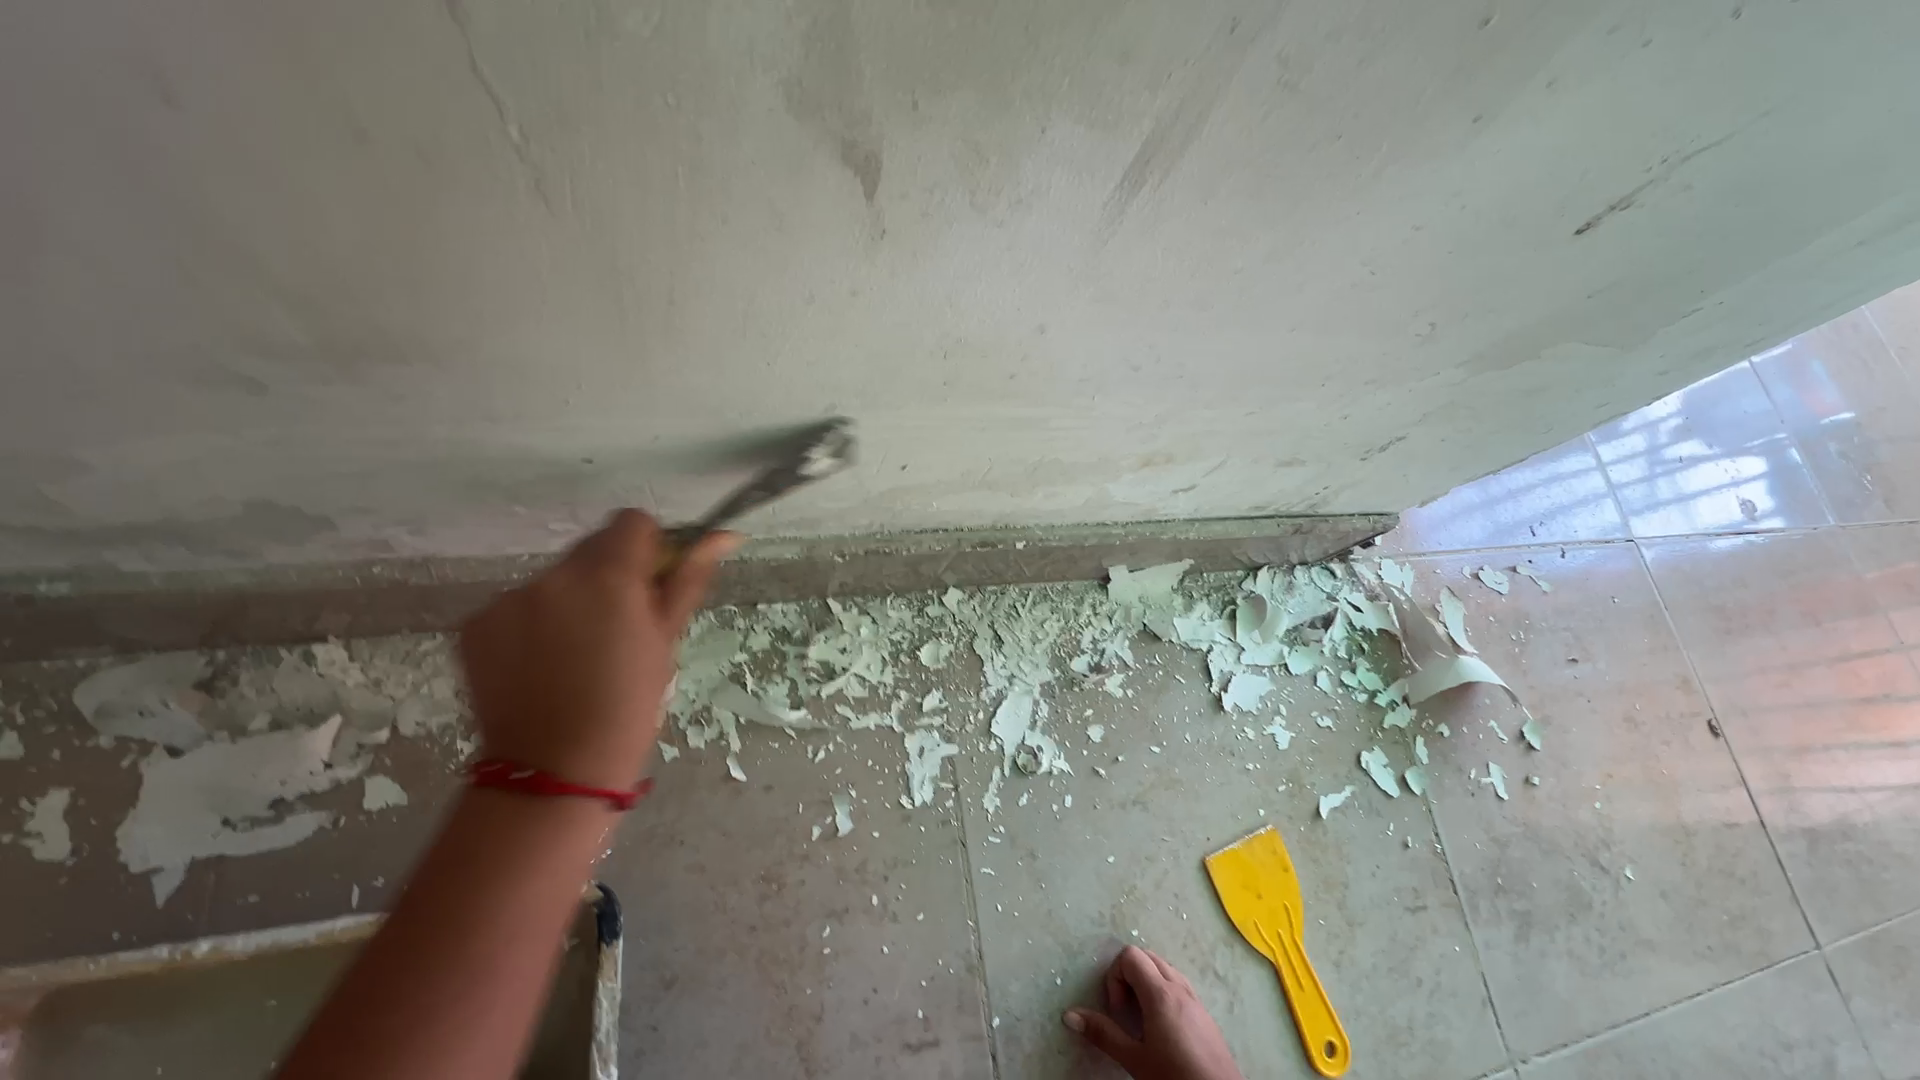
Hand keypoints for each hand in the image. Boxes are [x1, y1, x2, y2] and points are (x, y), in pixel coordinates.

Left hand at [458, 510, 736, 791]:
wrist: (556, 769)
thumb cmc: (628, 706)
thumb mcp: (666, 641)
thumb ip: (688, 579)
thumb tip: (724, 534)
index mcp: (610, 576)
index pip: (632, 522)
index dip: (646, 548)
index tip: (649, 585)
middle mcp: (555, 575)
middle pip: (590, 549)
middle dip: (607, 576)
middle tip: (616, 629)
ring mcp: (509, 598)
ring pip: (553, 580)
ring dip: (569, 601)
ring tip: (576, 655)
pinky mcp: (475, 624)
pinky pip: (516, 607)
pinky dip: (531, 627)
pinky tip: (540, 666)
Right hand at [1064, 946, 1244, 1079]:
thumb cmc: (1175, 1078)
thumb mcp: (1134, 1060)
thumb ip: (1103, 1034)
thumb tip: (1069, 1015)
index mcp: (1161, 994)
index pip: (1131, 956)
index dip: (1116, 977)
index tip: (1118, 1010)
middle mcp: (1180, 988)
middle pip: (1148, 956)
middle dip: (1130, 976)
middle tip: (1126, 1011)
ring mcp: (1196, 999)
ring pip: (1165, 969)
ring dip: (1148, 983)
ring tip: (1142, 1018)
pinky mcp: (1205, 1014)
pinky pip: (1180, 985)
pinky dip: (1164, 993)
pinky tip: (1162, 1028)